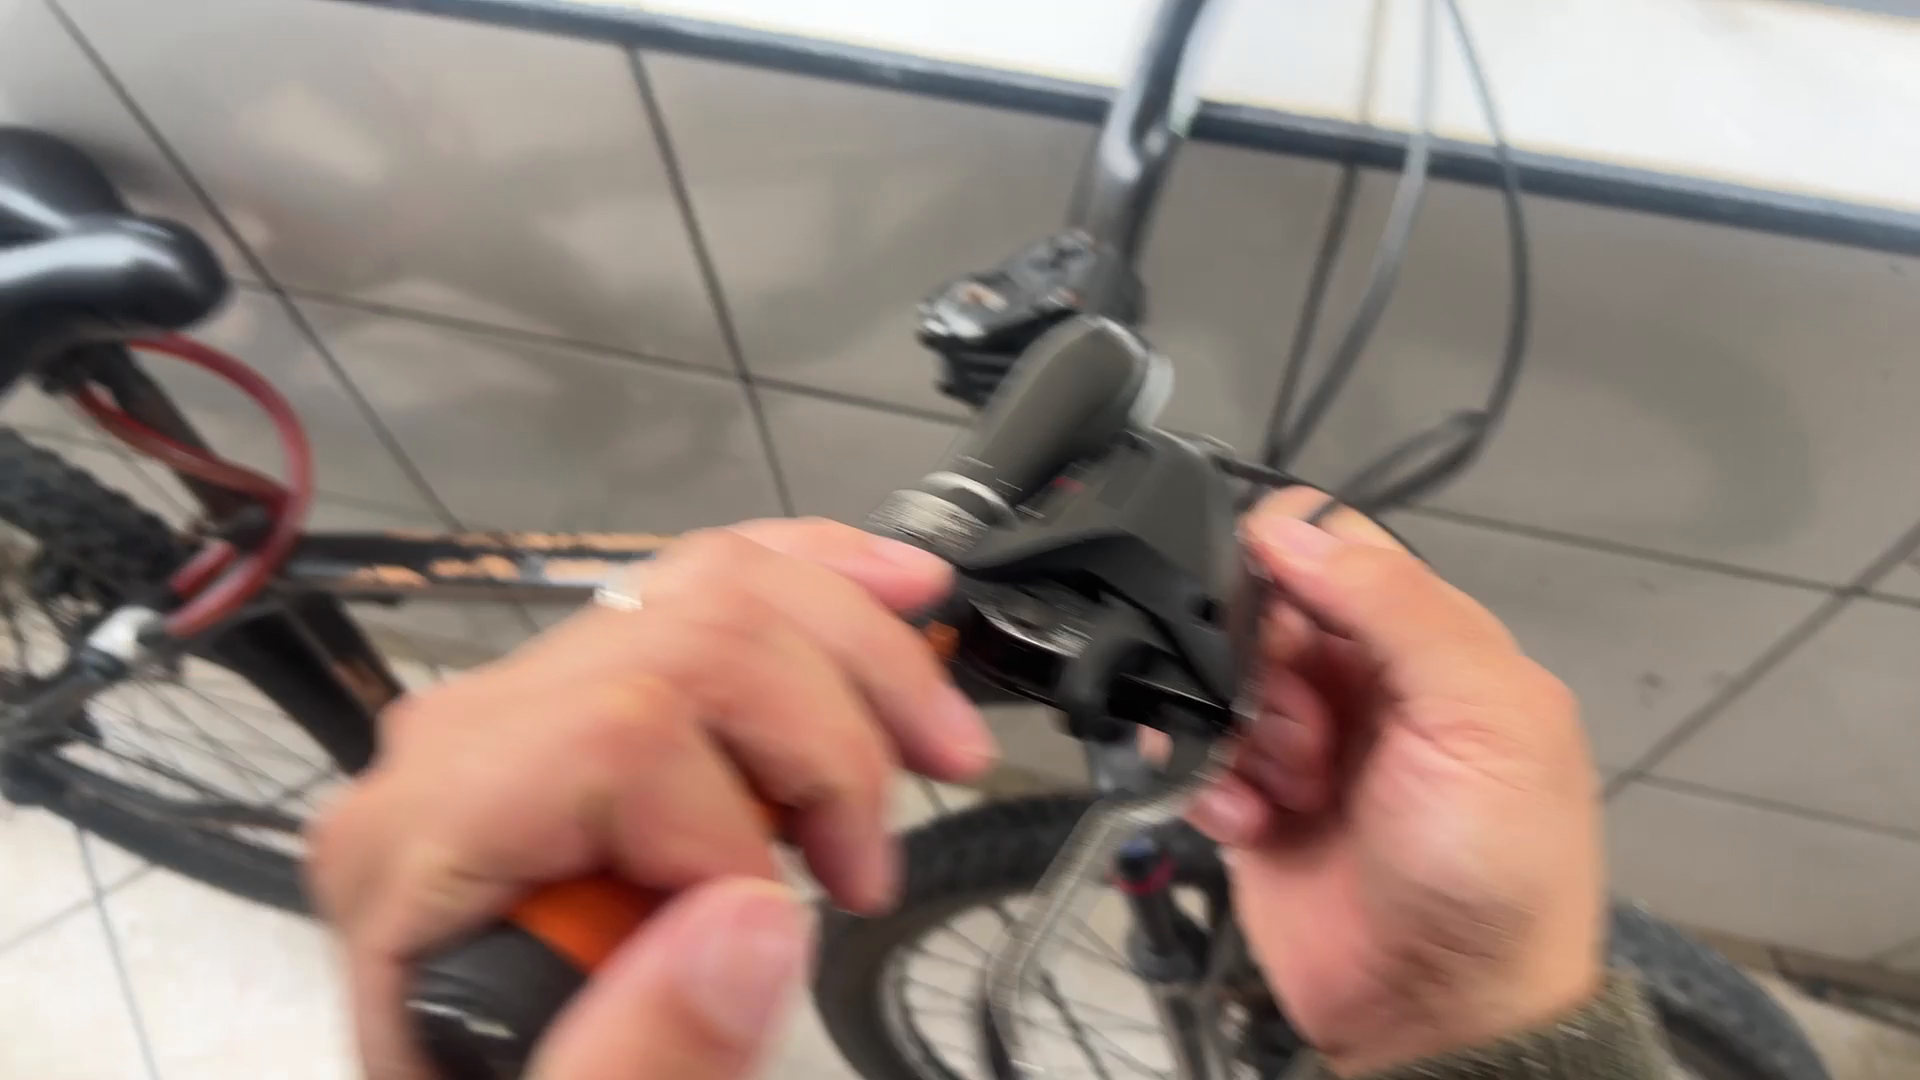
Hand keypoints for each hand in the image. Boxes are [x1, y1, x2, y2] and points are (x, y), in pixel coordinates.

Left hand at [308, 519, 996, 1078]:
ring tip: (932, 750)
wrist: (511, 1064)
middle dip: (836, 740)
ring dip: (870, 658)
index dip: (743, 824)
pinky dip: (832, 575)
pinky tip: (904, 587)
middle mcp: (480, 725)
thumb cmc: (523, 1076)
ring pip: (736, 583)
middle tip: (872, 858)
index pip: (623, 734)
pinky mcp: (620, 661)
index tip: (798, 918)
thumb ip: (640, 1063)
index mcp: (432, 835)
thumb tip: (756, 918)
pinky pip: (728, 572)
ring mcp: (555, 675)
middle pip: (702, 635)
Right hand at [1189, 489, 1603, 1075]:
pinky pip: (1191, 749)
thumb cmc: (1485, 864)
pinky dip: (1209, 782)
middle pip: (1256, 612)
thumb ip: (1394, 608)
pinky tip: (1249, 823)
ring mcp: (1289, 734)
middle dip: (1265, 668)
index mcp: (1419, 640)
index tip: (1267, 603)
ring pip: (1215, 680)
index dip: (1288, 557)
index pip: (1332, 545)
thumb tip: (1284, 530)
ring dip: (1242, 735)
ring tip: (1288, 793)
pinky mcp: (1241, 786)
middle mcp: (1349, 676)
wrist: (1434, 1017)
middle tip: (1304, 737)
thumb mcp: (1480, 721)